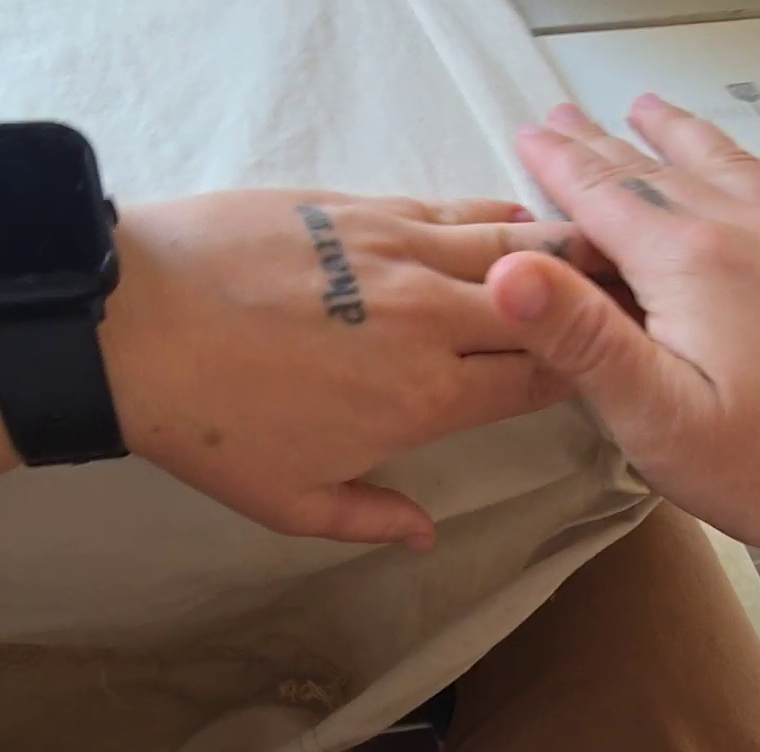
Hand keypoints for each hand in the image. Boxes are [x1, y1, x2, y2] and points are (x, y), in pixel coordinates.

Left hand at [99, 190, 594, 549]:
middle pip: (542, 309)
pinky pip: (451, 208)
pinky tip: (514, 222)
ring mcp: (397, 253)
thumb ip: (371, 520)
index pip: (535, 380)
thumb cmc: (212, 428)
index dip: (580, 373)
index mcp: (424, 400)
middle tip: (627, 307)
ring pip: (511, 246)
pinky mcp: (359, 207)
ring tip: (594, 257)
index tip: (602, 370)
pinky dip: (495, 219)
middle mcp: (429, 321)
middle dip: (594, 310)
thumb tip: (426, 536)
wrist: (132, 329)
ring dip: (559, 256)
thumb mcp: (292, 504)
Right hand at [485, 97, 759, 574]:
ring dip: (669, 138)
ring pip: (716, 168)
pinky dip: (729, 161)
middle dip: (599, 145)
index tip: (530, 135)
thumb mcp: (657, 416)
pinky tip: (731, 169)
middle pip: (655, 173)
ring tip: (644, 111)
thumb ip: (581, 339)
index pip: (604, 197)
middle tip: (563, 118)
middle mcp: (748, 232)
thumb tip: (508, 271)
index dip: (558, 166)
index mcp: (692, 265)